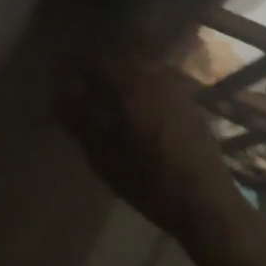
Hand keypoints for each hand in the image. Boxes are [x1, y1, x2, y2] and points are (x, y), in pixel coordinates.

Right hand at [56, 53, 263, 251]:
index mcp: (131, 89)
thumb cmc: (148, 183)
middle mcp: (155, 80)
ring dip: (122, 77)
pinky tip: (136, 110)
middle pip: (121, 61)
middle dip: (98, 69)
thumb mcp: (103, 157)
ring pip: (143, 71)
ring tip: (106, 98)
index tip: (58, 69)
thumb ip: (79, 121)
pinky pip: (160, 83)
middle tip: (80, 85)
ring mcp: (178, 91)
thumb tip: (59, 94)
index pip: (95, 62)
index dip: (74, 63)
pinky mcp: (191, 106)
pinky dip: (142, 87)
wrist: (206, 203)